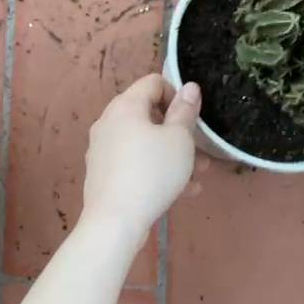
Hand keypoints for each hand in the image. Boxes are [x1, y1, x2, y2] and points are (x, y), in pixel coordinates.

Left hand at [82, 74, 200, 232]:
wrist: (115, 221)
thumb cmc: (152, 172)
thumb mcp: (179, 139)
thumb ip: (185, 111)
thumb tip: (189, 87)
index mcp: (124, 106)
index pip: (153, 82)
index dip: (177, 94)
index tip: (192, 118)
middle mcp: (108, 123)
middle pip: (148, 115)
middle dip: (178, 130)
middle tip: (200, 149)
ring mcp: (103, 150)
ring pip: (144, 143)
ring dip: (172, 154)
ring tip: (199, 173)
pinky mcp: (104, 174)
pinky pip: (135, 164)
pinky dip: (156, 170)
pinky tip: (183, 192)